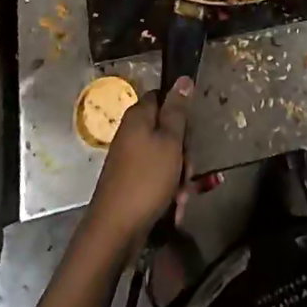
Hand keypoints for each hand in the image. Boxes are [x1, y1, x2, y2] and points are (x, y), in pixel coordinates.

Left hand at [86, 77, 192, 246]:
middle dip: (184, 151)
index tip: (190, 131)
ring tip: (181, 195)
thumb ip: (177, 111)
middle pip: (168, 130)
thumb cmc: (146, 179)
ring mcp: (131, 157)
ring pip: (167, 157)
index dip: (180, 111)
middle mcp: (132, 132)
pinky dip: (169, 189)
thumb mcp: (169, 142)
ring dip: (180, 175)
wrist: (116, 228)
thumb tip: (182, 78)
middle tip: (188, 169)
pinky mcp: (133, 179)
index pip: (163, 97)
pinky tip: (175, 206)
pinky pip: (158, 176)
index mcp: (138, 116)